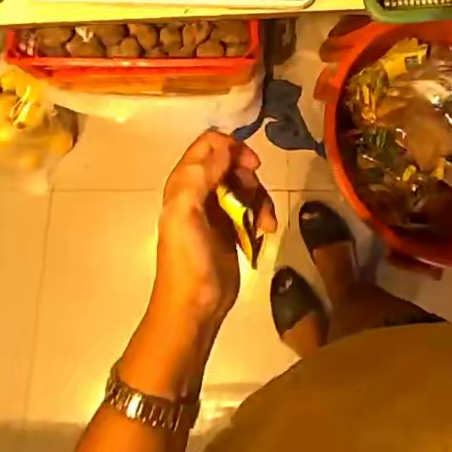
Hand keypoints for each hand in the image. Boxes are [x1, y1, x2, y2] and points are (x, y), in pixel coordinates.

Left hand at [148, 131, 277, 341]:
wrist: (195, 307)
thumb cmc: (187, 259)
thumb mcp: (185, 212)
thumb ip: (200, 175)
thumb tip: (226, 148)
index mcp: (184, 182)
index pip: (208, 144)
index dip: (231, 146)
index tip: (249, 164)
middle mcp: (200, 190)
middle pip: (231, 161)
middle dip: (248, 173)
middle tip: (254, 191)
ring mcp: (217, 209)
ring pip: (246, 184)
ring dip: (260, 197)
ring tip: (264, 221)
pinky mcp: (233, 227)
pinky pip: (253, 206)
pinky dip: (263, 213)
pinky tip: (266, 230)